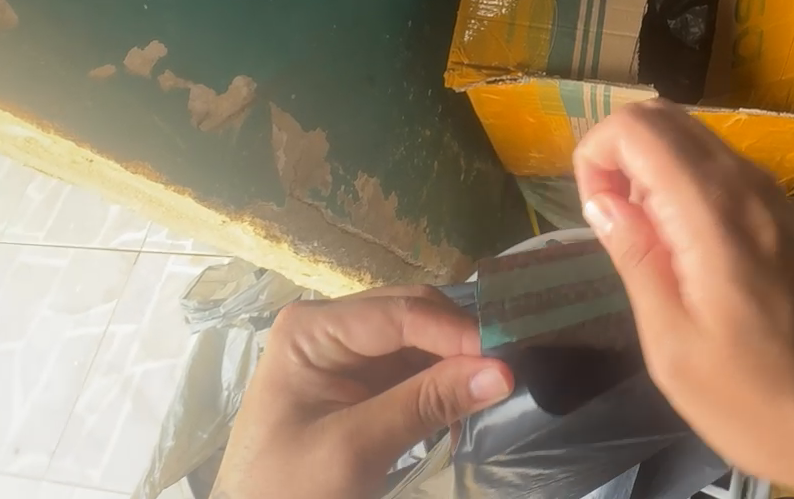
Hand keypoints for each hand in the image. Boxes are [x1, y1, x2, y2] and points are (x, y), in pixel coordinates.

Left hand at [214, 285, 513, 498]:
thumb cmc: (286, 495)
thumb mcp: (354, 451)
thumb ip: (426, 403)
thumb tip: (503, 371)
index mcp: (312, 326)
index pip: (400, 312)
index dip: (456, 331)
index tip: (505, 357)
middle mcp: (332, 326)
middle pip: (415, 315)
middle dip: (460, 341)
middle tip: (507, 369)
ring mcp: (348, 353)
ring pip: (423, 338)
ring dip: (458, 361)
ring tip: (495, 385)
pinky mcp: (363, 383)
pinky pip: (417, 366)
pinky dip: (445, 382)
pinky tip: (466, 402)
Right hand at [574, 101, 793, 498]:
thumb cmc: (768, 400)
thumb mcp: (676, 347)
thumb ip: (635, 258)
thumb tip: (602, 201)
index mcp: (712, 206)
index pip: (637, 125)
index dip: (596, 155)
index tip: (596, 215)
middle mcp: (744, 179)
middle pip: (663, 116)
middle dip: (619, 153)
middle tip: (614, 224)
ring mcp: (771, 192)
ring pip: (692, 136)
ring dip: (651, 167)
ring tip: (648, 242)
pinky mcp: (786, 212)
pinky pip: (719, 166)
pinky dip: (684, 181)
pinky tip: (687, 248)